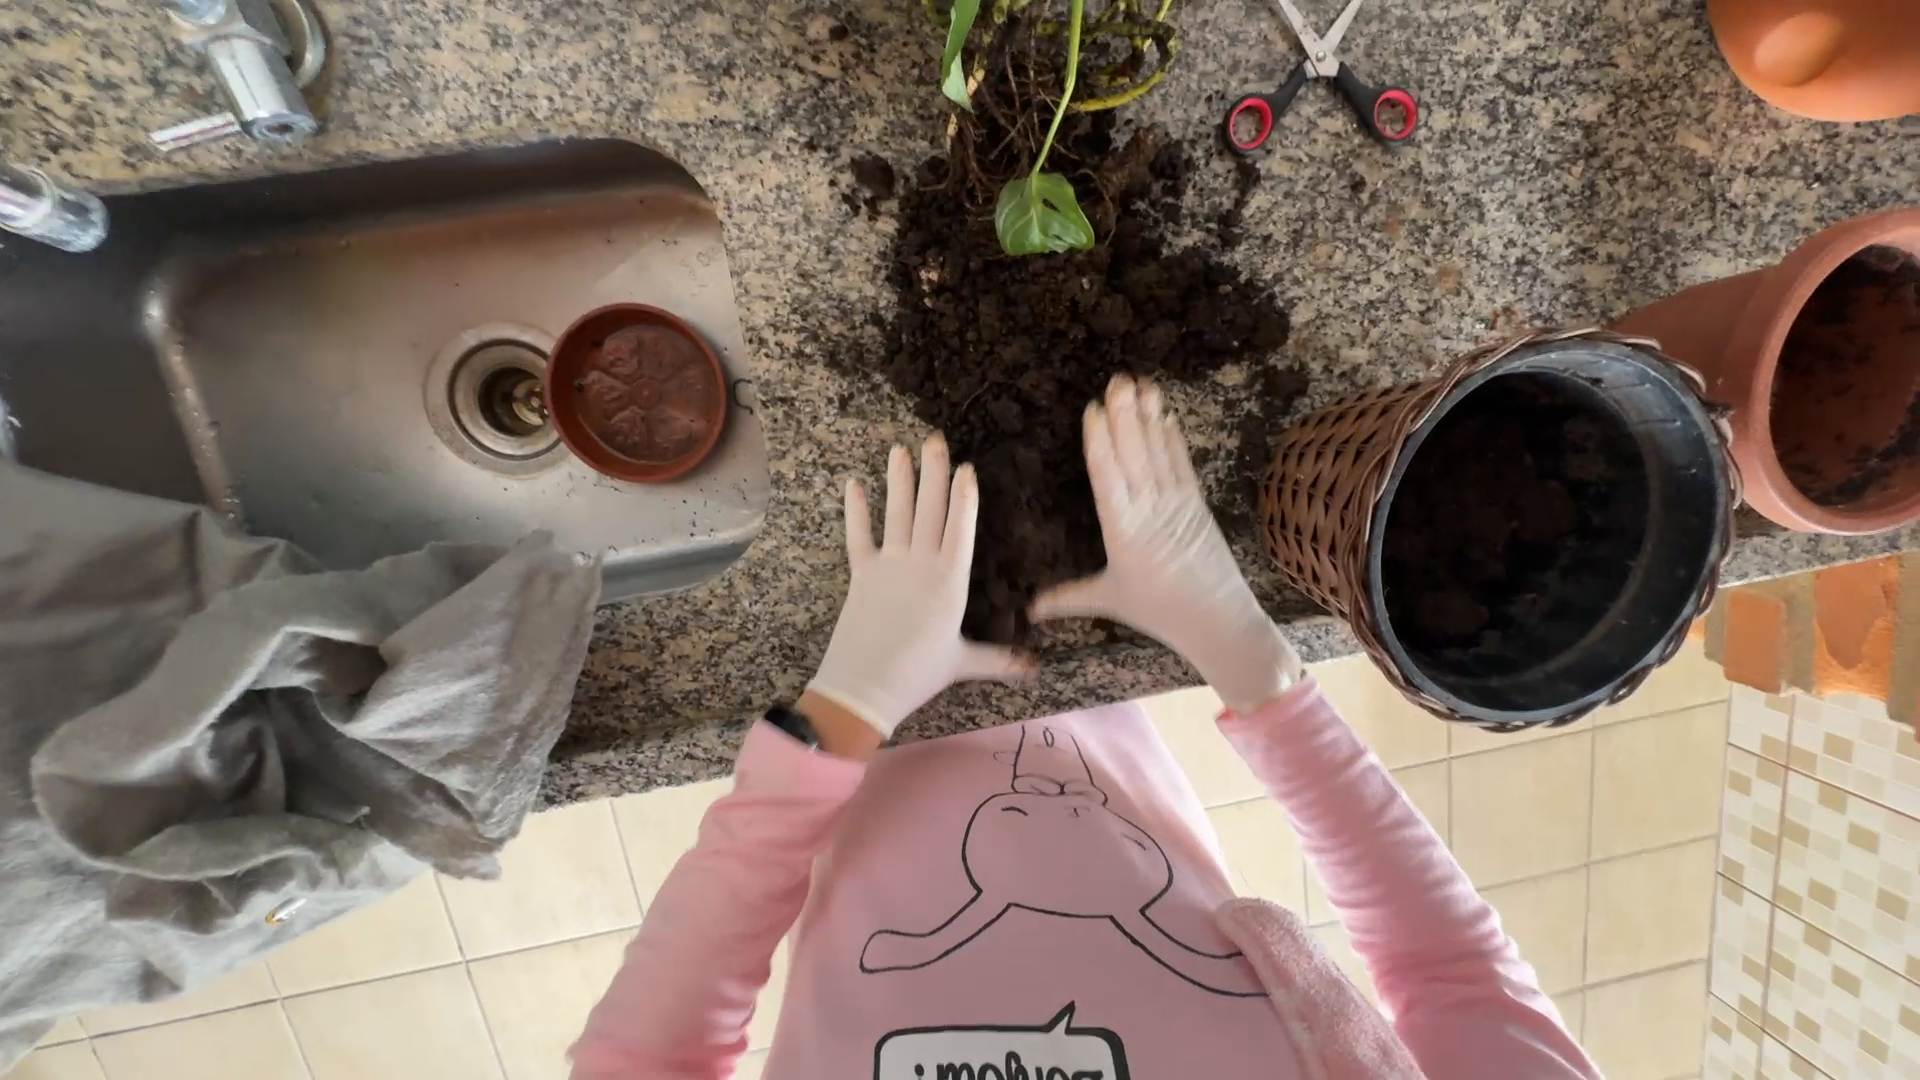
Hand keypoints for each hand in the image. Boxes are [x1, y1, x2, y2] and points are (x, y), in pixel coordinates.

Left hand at [806, 435, 1033, 738]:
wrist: (864, 688)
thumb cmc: (919, 674)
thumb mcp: (964, 663)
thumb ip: (1000, 660)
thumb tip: (1037, 669)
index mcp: (950, 582)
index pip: (962, 530)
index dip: (964, 498)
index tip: (966, 468)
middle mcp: (921, 565)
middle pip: (930, 511)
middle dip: (934, 473)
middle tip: (935, 439)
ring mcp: (888, 566)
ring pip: (896, 514)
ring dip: (899, 480)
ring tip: (900, 449)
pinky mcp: (860, 574)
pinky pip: (858, 536)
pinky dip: (855, 511)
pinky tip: (853, 484)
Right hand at [1030, 375, 1300, 711]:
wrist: (1218, 620)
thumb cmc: (1158, 611)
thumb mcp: (1108, 600)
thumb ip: (1066, 599)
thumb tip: (1027, 611)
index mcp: (1123, 531)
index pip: (1108, 478)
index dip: (1100, 442)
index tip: (1093, 409)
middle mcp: (1150, 510)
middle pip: (1134, 455)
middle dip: (1125, 416)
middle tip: (1118, 380)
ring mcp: (1177, 503)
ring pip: (1158, 453)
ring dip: (1148, 417)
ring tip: (1141, 384)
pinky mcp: (1197, 503)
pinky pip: (1181, 464)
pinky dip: (1173, 438)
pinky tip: (1165, 415)